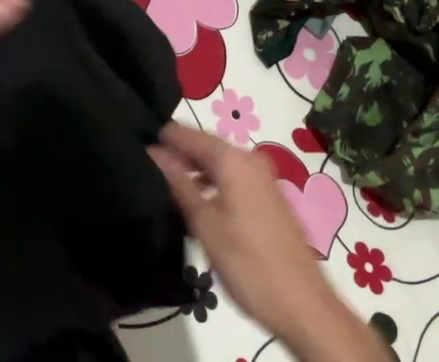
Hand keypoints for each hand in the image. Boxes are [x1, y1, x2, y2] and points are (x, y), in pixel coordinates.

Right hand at [151, 124, 386, 361]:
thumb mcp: (206, 225)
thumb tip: (153, 151)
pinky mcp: (268, 197)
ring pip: (218, 163)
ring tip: (161, 187)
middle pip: (204, 146)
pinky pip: (232, 178)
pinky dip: (212, 184)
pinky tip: (194, 205)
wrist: (304, 305)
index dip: (161, 139)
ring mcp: (262, 178)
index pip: (187, 133)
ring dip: (193, 171)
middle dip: (176, 155)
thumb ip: (179, 183)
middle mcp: (250, 159)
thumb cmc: (249, 265)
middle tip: (143, 169)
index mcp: (233, 160)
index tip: (134, 147)